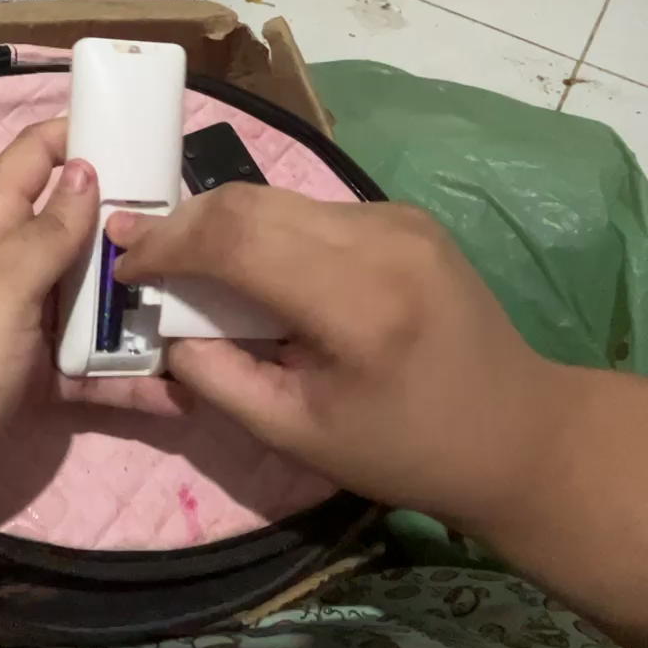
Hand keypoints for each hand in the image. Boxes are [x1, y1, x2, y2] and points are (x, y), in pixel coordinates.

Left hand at [0, 120, 174, 514]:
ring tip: (203, 316)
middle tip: (189, 237)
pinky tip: (176, 393)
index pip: (32, 159)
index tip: (138, 137)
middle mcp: (8, 269)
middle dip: (126, 228)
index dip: (75, 136)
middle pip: (74, 231)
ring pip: (88, 301)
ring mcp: (20, 325)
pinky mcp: (31, 378)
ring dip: (137, 308)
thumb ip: (44, 233)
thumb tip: (84, 168)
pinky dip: (125, 378)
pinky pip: (87, 368)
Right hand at [107, 185, 575, 530]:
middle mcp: (381, 239)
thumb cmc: (406, 449)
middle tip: (136, 249)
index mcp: (359, 303)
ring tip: (179, 254)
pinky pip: (303, 208)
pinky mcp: (399, 213)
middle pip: (248, 204)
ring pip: (271, 198)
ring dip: (214, 222)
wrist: (523, 433)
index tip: (125, 265)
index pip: (236, 242)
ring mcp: (395, 217)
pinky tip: (242, 260)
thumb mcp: (296, 434)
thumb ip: (216, 376)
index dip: (167, 246)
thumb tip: (161, 324)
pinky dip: (256, 227)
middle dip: (180, 224)